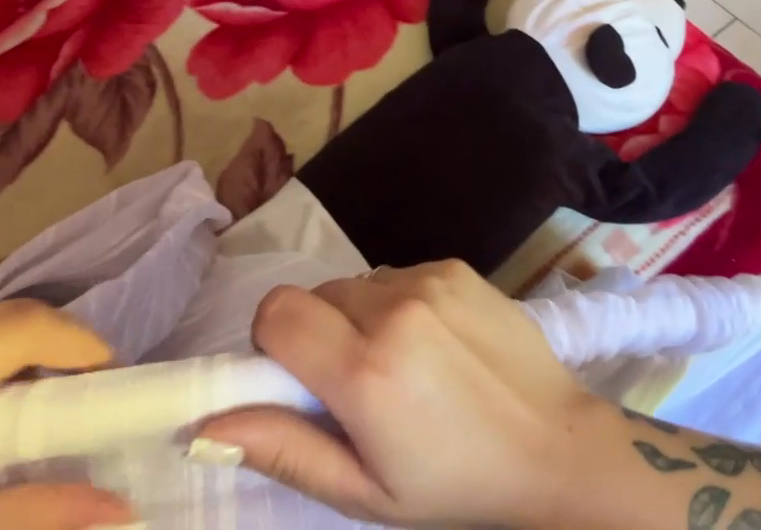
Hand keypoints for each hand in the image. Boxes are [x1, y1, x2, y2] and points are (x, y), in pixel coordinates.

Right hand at [196, 261, 605, 528]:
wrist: (556, 447)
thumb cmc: (457, 485)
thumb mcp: (364, 492)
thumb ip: (283, 450)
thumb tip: (203, 427)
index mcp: (366, 369)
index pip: (275, 313)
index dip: (271, 344)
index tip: (298, 381)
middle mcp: (394, 308)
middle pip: (315, 297)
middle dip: (319, 335)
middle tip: (356, 384)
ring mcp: (430, 279)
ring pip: (356, 285)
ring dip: (360, 318)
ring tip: (404, 364)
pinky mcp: (457, 267)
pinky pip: (398, 275)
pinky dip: (399, 304)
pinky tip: (435, 343)